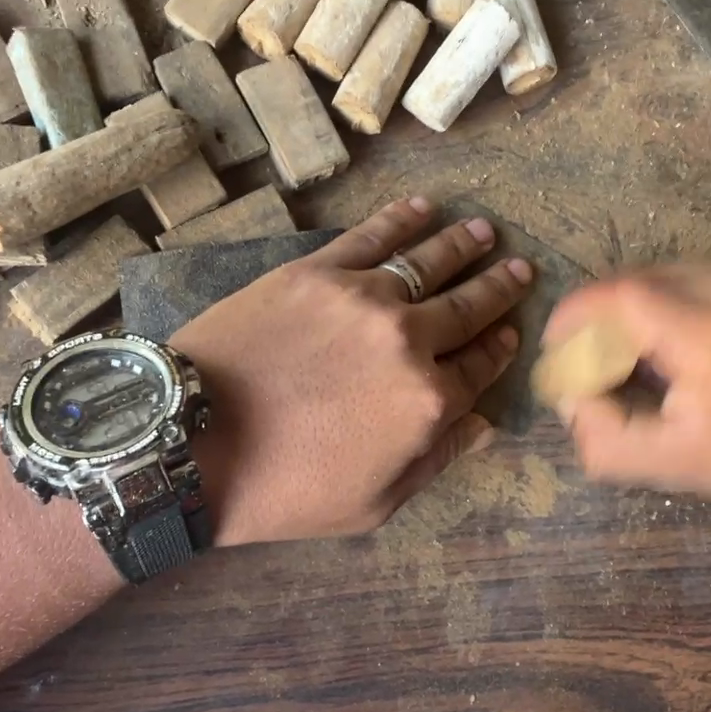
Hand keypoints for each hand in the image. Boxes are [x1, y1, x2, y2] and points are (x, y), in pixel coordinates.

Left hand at [176, 197, 533, 545]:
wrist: (191, 444)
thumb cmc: (282, 488)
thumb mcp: (371, 503)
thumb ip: (436, 460)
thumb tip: (485, 427)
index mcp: (428, 404)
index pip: (479, 369)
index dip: (499, 349)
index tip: (510, 333)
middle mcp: (409, 342)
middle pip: (467, 309)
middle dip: (499, 289)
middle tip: (520, 270)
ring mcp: (363, 299)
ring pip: (430, 263)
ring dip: (464, 246)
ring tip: (486, 232)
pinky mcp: (317, 271)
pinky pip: (373, 236)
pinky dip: (403, 219)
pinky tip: (424, 208)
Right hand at [545, 262, 710, 515]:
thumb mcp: (675, 465)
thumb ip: (603, 436)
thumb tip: (568, 393)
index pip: (624, 296)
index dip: (576, 315)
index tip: (556, 348)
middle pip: (633, 281)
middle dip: (597, 319)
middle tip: (588, 363)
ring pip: (656, 275)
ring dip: (625, 311)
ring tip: (625, 358)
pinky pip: (683, 277)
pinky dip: (655, 305)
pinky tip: (662, 345)